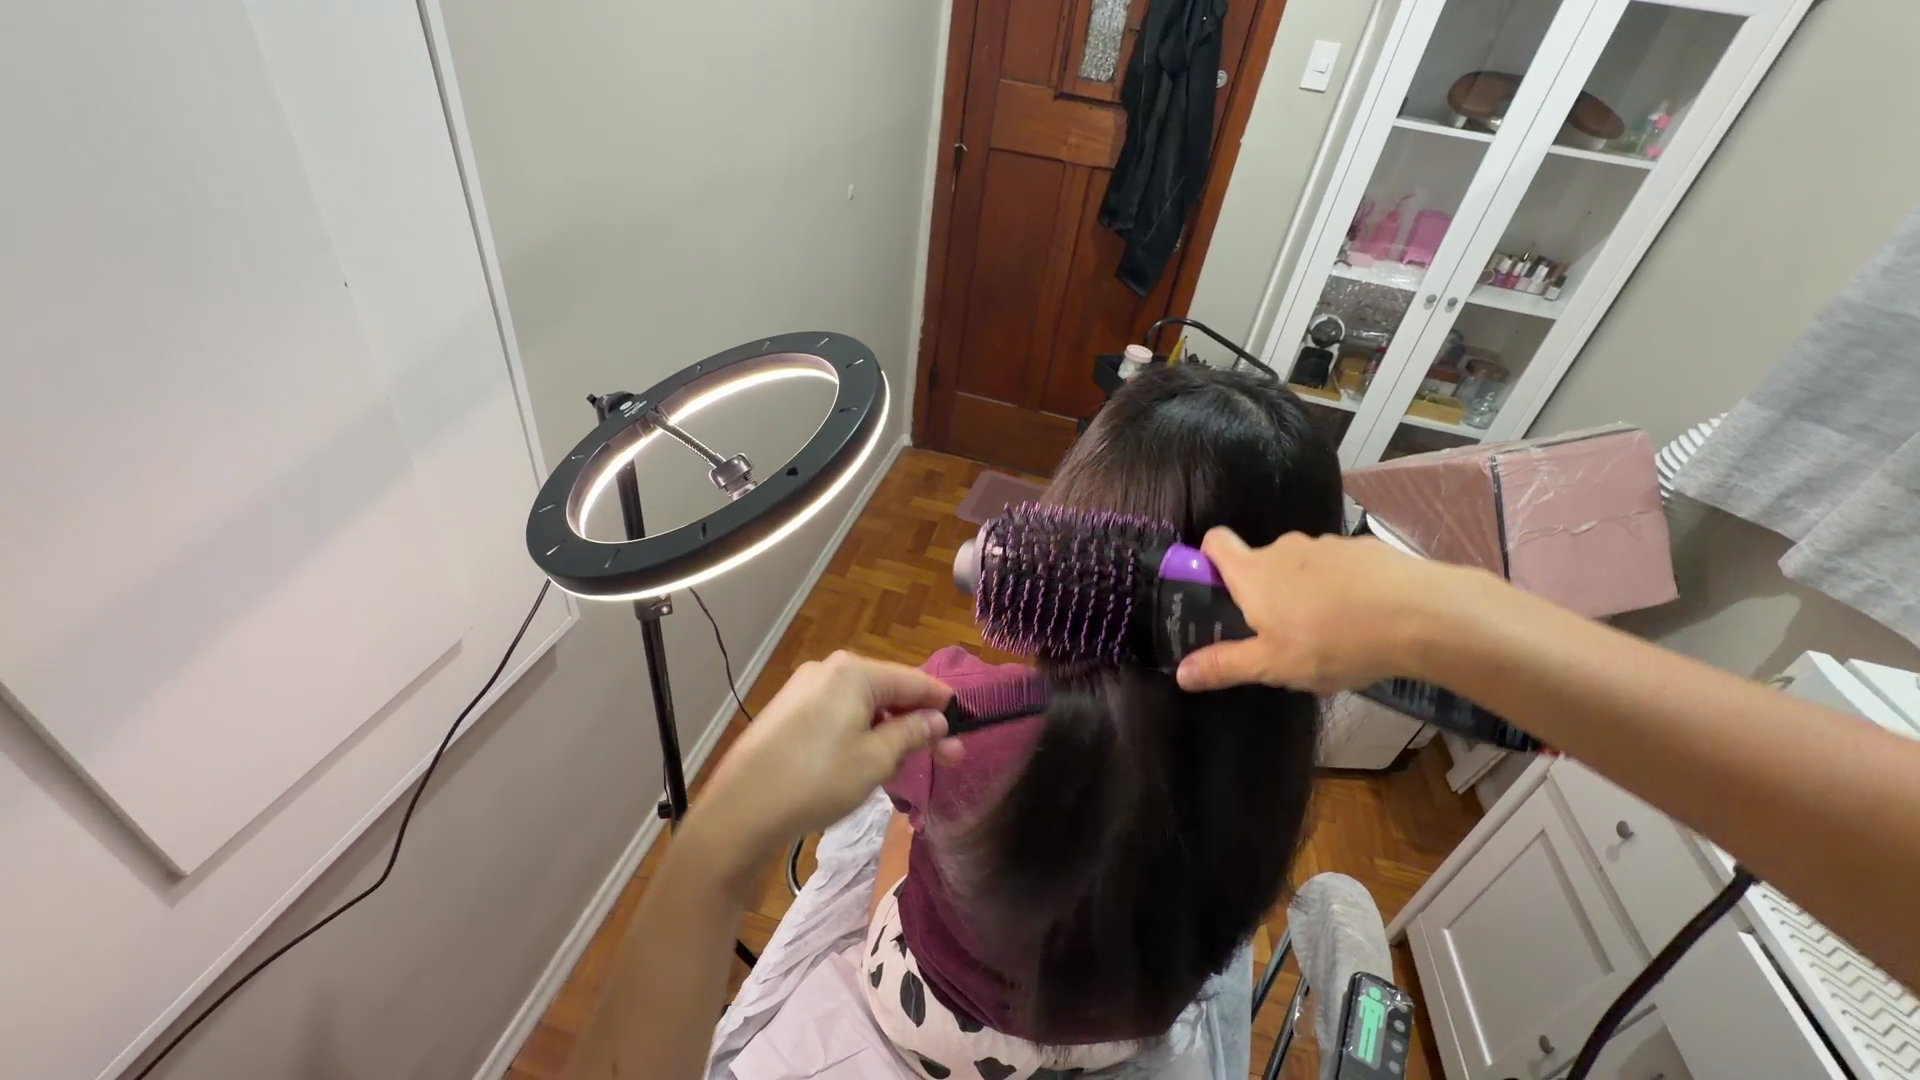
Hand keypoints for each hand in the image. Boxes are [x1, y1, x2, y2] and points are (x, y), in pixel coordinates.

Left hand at [690, 651, 958, 876]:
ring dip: (889, 732)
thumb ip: (911, 733)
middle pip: (888, 691)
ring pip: (863, 706)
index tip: (965, 730)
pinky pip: (838, 715)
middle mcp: (829, 670)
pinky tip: (867, 763)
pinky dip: (860, 734)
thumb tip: (936, 719)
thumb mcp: (876, 760)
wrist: (740, 811)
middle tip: (948, 758)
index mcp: (854, 672)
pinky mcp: (788, 712)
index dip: (944, 704)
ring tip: (904, 768)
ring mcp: (804, 689)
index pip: (915, 681)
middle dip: (918, 723)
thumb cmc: (817, 780)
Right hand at [1175, 528, 1476, 693]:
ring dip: (1306, 591)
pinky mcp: (1366, 550)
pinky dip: (1343, 588)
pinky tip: (1365, 620)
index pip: (1215, 541)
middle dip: (1264, 592)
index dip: (1208, 558)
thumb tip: (1181, 672)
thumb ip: (1226, 665)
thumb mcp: (1274, 665)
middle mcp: (1284, 549)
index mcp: (1253, 572)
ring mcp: (1327, 546)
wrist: (1421, 615)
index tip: (1217, 589)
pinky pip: (1341, 568)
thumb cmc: (1333, 641)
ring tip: (1330, 633)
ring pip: (1303, 567)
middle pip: (1261, 561)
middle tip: (1279, 633)